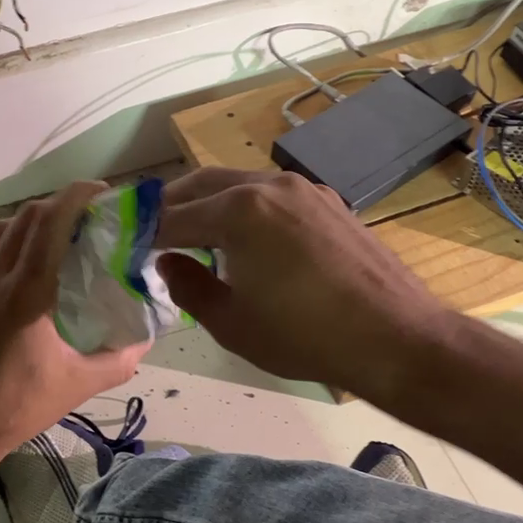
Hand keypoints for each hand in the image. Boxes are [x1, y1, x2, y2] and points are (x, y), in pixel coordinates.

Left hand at [0, 182, 148, 456]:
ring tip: (58, 233)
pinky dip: (6, 238)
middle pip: (28, 217)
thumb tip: (145, 338)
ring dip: (33, 220)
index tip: (103, 193)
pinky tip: (20, 257)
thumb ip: (118, 359)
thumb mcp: (76, 386)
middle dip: (61, 204)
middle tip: (90, 214)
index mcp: (26, 292)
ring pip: (2, 228)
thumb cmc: (13, 407)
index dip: (78, 197)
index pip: (51, 222)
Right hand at [154, 168, 459, 398]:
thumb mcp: (231, 323)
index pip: (173, 217)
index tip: (126, 249)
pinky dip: (243, 207)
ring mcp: (303, 189)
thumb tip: (166, 262)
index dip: (145, 235)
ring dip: (208, 203)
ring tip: (193, 235)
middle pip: (202, 185)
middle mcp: (269, 184)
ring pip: (238, 183)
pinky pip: (270, 194)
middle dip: (172, 207)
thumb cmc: (305, 336)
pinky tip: (244, 238)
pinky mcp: (327, 201)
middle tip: (150, 234)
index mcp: (239, 210)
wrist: (396, 338)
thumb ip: (188, 287)